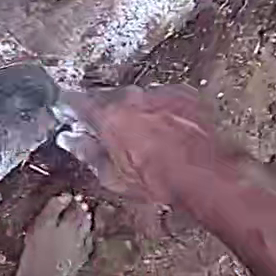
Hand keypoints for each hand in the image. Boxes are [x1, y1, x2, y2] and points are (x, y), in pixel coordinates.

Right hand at [57, 85, 231, 206]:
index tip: (69, 113)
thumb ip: (88, 153)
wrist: (205, 177)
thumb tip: (72, 141)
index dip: (71, 108)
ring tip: (145, 138)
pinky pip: (165, 99)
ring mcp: (160, 94)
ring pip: (138, 98)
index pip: (78, 102)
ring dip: (137, 112)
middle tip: (112, 135)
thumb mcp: (113, 177)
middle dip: (107, 114)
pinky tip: (167, 131)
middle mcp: (132, 98)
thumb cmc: (161, 180)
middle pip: (110, 99)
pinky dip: (162, 111)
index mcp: (108, 116)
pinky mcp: (185, 96)